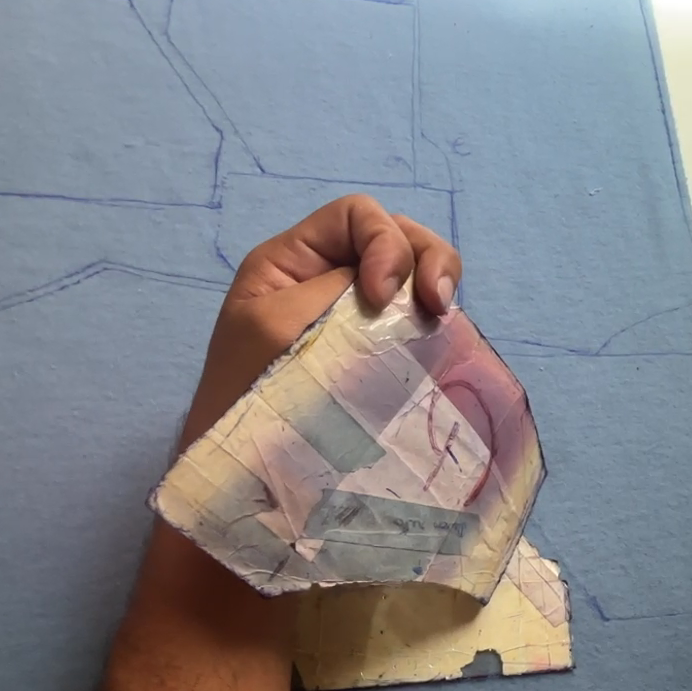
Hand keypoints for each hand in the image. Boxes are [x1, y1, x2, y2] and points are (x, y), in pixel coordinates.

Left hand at [181, 195, 462, 447]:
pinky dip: (435, 325)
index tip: (380, 296)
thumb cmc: (250, 395)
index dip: (385, 243)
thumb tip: (402, 290)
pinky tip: (438, 344)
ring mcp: (362, 319)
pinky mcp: (384, 355)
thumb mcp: (280, 323)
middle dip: (427, 261)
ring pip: (417, 279)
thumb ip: (341, 288)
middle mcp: (333, 281)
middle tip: (437, 306)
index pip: (357, 217)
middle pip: (398, 238)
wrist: (251, 473)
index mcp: (295, 262)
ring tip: (440, 321)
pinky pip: (420, 323)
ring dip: (436, 290)